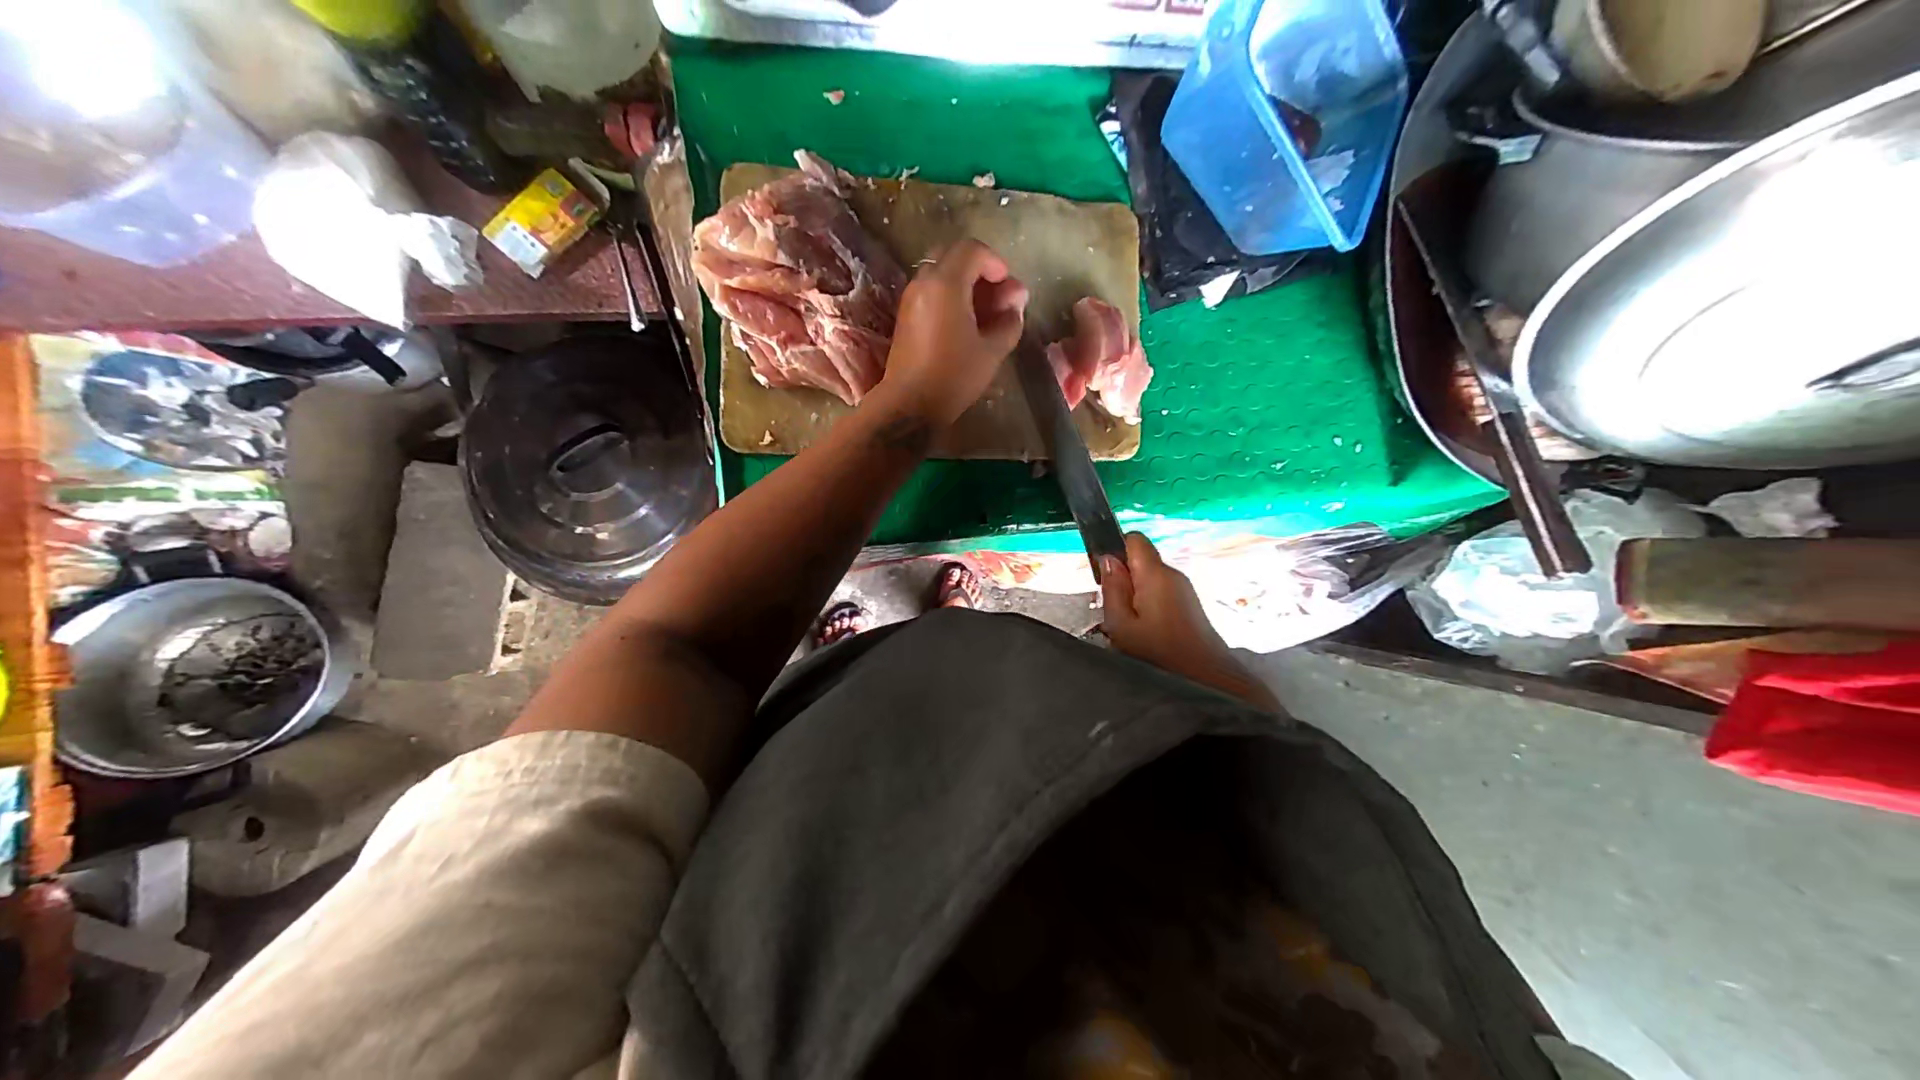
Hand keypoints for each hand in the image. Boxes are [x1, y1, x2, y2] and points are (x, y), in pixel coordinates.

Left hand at [872, 239, 1027, 427]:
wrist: (909, 405)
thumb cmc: (954, 376)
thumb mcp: (991, 351)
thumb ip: (1009, 321)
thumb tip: (1016, 303)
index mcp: (945, 284)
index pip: (972, 250)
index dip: (995, 262)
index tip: (1008, 285)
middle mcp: (923, 283)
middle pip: (953, 257)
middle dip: (978, 270)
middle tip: (997, 296)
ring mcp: (910, 299)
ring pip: (940, 274)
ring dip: (964, 284)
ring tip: (984, 313)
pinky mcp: (905, 317)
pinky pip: (930, 292)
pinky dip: (949, 297)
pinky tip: (965, 324)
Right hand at [1101, 533, 1279, 711]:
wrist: (1208, 682)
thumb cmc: (1159, 655)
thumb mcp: (1122, 625)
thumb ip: (1112, 589)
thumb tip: (1108, 559)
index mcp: (1156, 574)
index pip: (1134, 539)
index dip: (1115, 551)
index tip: (1106, 579)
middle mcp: (1174, 575)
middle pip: (1141, 562)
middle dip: (1123, 580)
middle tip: (1114, 611)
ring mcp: (1185, 592)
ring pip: (1150, 581)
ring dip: (1135, 598)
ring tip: (1129, 628)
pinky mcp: (1190, 607)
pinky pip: (1162, 596)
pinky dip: (1149, 609)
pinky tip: (1145, 635)